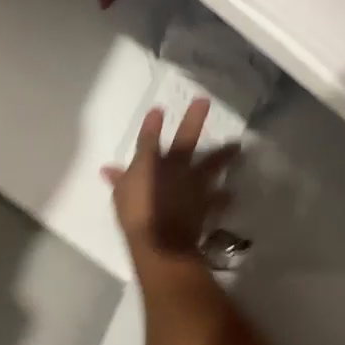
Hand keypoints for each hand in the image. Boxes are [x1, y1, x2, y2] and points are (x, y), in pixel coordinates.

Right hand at [102, 100, 237, 281]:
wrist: (163, 242)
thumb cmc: (135, 217)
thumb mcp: (120, 198)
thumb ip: (119, 181)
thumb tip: (107, 169)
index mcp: (150, 164)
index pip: (149, 139)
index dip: (152, 124)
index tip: (158, 109)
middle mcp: (175, 168)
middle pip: (186, 139)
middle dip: (194, 119)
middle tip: (204, 101)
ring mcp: (194, 184)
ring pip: (212, 164)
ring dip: (225, 154)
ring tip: (237, 146)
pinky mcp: (206, 203)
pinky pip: (218, 198)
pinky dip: (224, 197)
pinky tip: (231, 195)